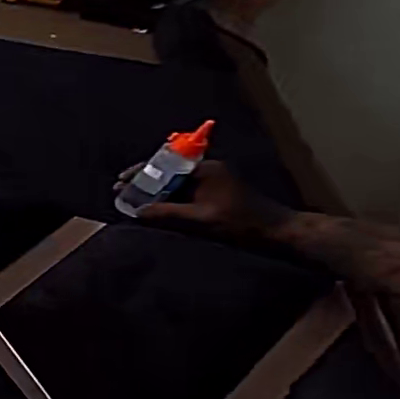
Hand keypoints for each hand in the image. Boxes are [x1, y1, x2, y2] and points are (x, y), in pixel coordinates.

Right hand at [114, 159, 290, 237]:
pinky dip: (167, 198)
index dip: (140, 173)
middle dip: (144, 181)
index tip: (120, 181)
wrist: (278, 233)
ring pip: (174, 183)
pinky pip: (184, 192)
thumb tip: (137, 212)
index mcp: (205, 170)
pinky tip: (155, 208)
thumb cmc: (241, 223)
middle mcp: (208, 170)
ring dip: (155, 191)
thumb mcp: (199, 220)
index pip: (164, 165)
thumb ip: (166, 214)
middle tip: (122, 192)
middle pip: (167, 172)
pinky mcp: (215, 194)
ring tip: (134, 201)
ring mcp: (213, 182)